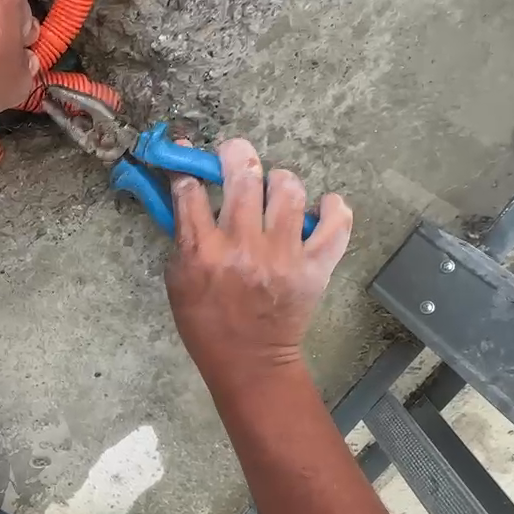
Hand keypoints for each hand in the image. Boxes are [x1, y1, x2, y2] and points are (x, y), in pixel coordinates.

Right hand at [166, 138, 352, 390]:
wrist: (249, 361)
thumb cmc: (205, 322)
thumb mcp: (177, 280)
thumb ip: (184, 237)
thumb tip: (187, 195)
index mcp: (202, 252)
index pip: (190, 190)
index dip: (186, 168)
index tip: (189, 163)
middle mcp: (243, 247)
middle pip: (244, 175)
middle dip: (235, 153)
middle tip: (234, 155)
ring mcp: (284, 255)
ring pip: (289, 189)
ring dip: (278, 180)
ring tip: (273, 189)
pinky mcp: (315, 267)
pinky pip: (336, 225)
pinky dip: (332, 209)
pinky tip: (322, 206)